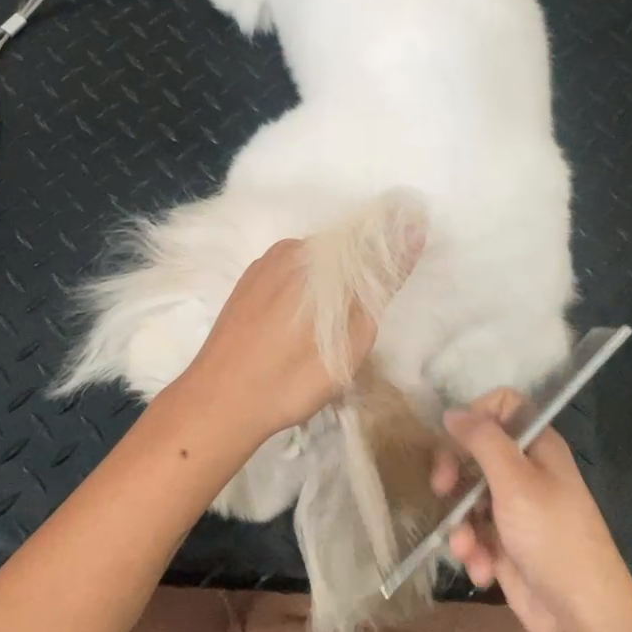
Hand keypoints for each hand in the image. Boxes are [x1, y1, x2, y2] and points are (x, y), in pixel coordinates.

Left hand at [178, 239, 378, 441]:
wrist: (219, 401)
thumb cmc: (291, 374)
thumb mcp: (352, 335)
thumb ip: (383, 282)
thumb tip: (412, 230)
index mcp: (315, 254)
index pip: (366, 239)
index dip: (386, 262)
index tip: (392, 292)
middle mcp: (287, 250)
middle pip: (338, 252)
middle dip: (356, 279)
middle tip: (360, 326)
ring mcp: (261, 267)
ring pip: (311, 267)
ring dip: (328, 289)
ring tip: (331, 333)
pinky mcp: (245, 287)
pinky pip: (286, 279)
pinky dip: (302, 296)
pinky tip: (300, 330)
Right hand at [431, 389, 631, 631]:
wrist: (582, 616)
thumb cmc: (553, 537)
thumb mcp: (515, 481)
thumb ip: (482, 440)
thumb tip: (452, 412)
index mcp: (537, 448)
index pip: (503, 407)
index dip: (476, 415)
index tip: (456, 437)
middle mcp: (525, 473)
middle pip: (474, 451)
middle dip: (454, 473)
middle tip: (441, 489)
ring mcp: (514, 509)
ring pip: (466, 496)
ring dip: (460, 524)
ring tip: (468, 549)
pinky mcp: (504, 543)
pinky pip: (473, 532)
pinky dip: (473, 550)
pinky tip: (482, 569)